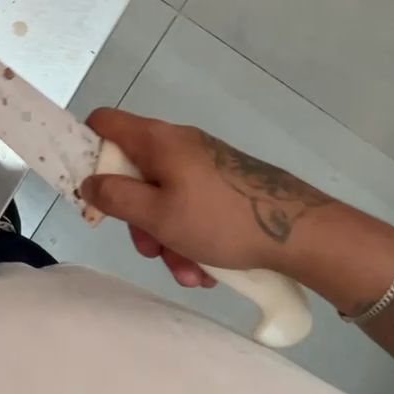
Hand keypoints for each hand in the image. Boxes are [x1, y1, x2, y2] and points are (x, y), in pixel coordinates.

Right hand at [78, 108, 348, 287]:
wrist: (306, 234)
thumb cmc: (221, 219)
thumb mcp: (156, 215)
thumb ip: (113, 197)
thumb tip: (89, 184)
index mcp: (156, 140)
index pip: (103, 122)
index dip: (86, 148)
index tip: (90, 187)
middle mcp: (178, 144)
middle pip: (134, 171)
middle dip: (134, 214)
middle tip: (147, 247)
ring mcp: (206, 164)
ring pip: (165, 196)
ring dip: (166, 236)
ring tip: (186, 272)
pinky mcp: (228, 186)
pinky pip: (193, 207)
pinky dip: (192, 236)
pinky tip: (206, 269)